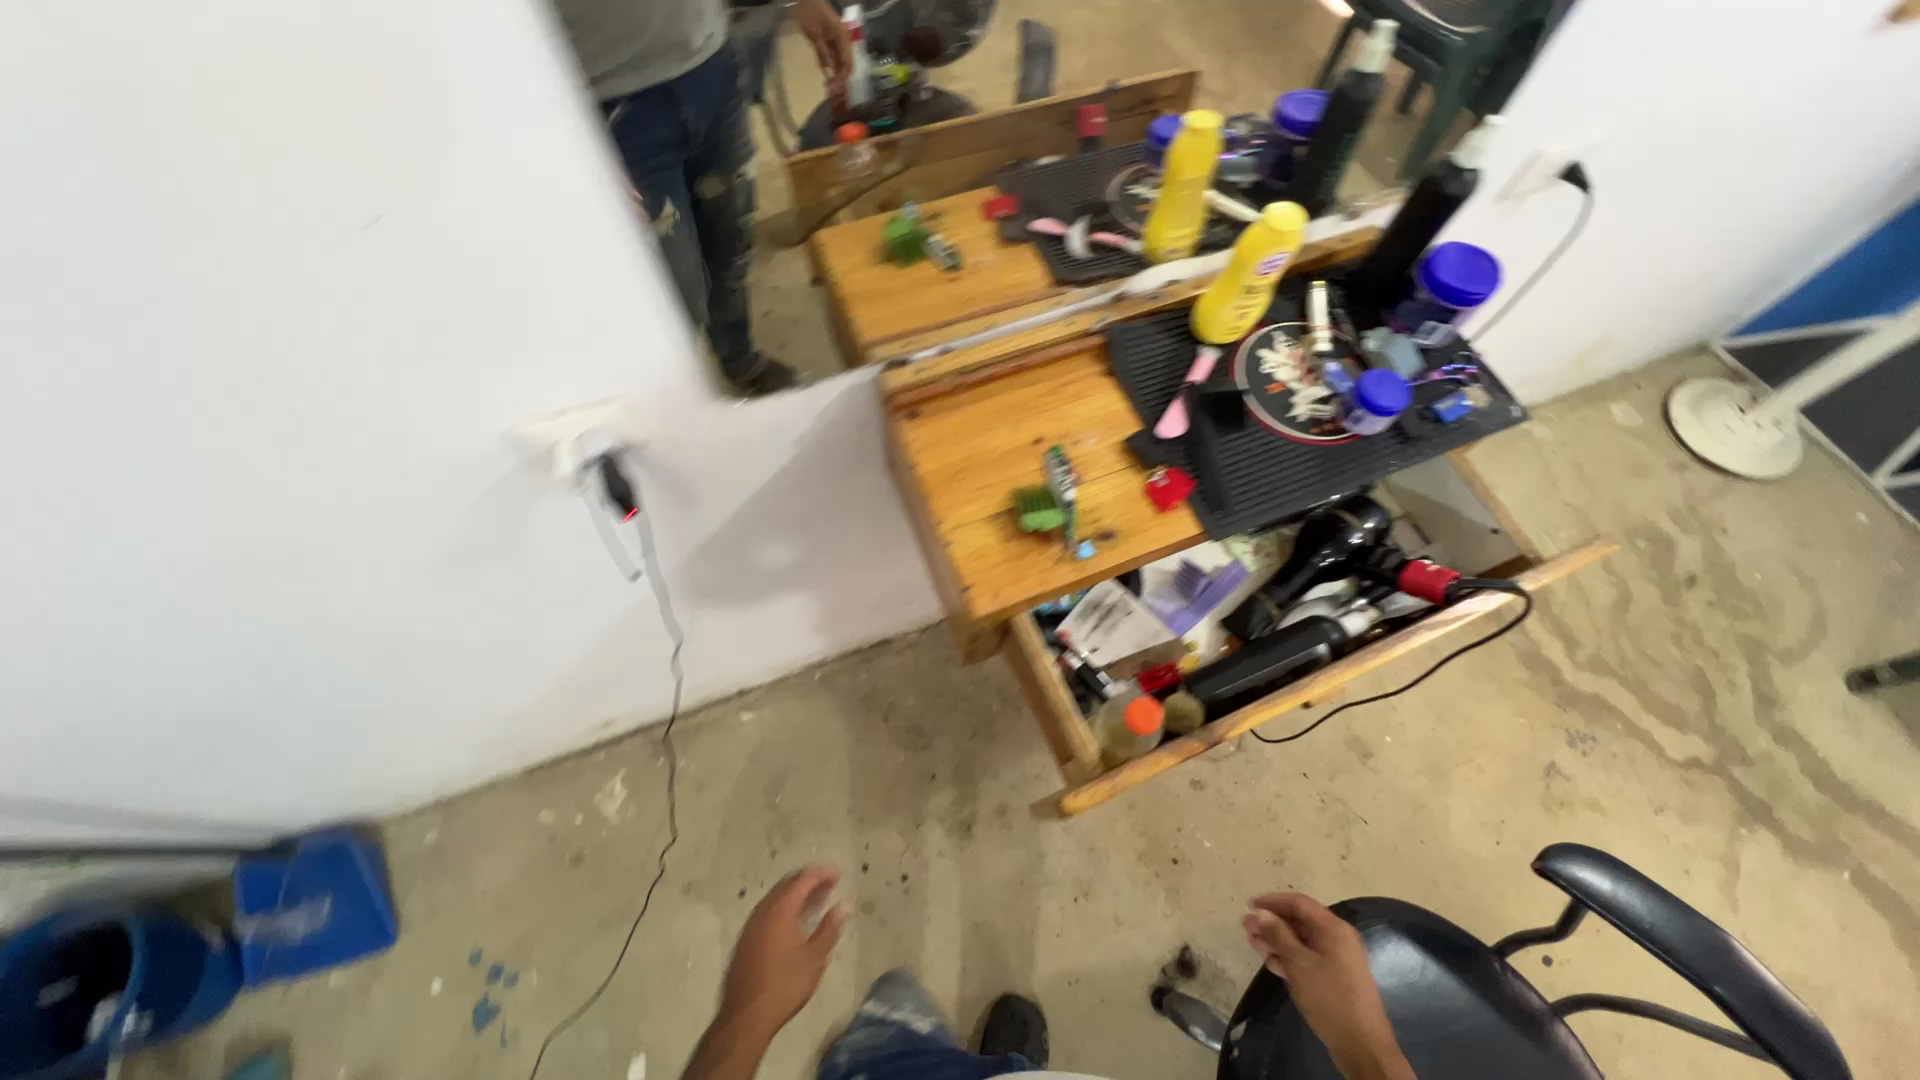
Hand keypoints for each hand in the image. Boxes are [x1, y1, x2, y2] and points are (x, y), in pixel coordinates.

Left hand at [721, 865, 847, 1034]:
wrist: (746, 1016)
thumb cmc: (785, 985)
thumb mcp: (815, 958)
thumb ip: (829, 928)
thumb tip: (843, 905)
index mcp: (781, 910)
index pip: (803, 880)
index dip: (822, 874)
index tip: (838, 874)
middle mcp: (763, 910)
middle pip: (788, 884)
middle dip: (810, 881)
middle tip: (830, 884)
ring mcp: (751, 924)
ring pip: (776, 897)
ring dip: (797, 894)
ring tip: (818, 900)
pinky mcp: (746, 939)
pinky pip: (768, 911)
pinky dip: (785, 907)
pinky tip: (796, 921)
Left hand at [793, 0, 851, 97]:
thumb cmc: (810, 12)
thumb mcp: (814, 34)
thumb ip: (823, 53)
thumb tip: (829, 72)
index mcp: (843, 39)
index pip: (848, 64)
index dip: (842, 79)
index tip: (834, 90)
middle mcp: (844, 42)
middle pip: (846, 66)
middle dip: (840, 81)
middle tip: (830, 94)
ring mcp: (838, 42)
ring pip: (840, 64)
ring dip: (835, 77)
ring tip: (828, 89)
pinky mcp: (831, 42)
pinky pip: (834, 59)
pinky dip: (831, 69)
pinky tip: (826, 78)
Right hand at [1244, 894, 1412, 1079]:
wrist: (1361, 1046)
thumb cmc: (1329, 998)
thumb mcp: (1299, 963)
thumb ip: (1278, 934)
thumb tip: (1259, 912)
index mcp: (1334, 929)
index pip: (1299, 903)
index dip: (1272, 901)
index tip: (1248, 906)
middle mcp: (1337, 939)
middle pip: (1299, 921)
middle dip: (1272, 923)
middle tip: (1247, 929)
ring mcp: (1336, 959)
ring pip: (1301, 941)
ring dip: (1277, 941)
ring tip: (1254, 945)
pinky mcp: (1333, 978)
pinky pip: (1307, 958)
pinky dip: (1288, 958)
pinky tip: (1272, 964)